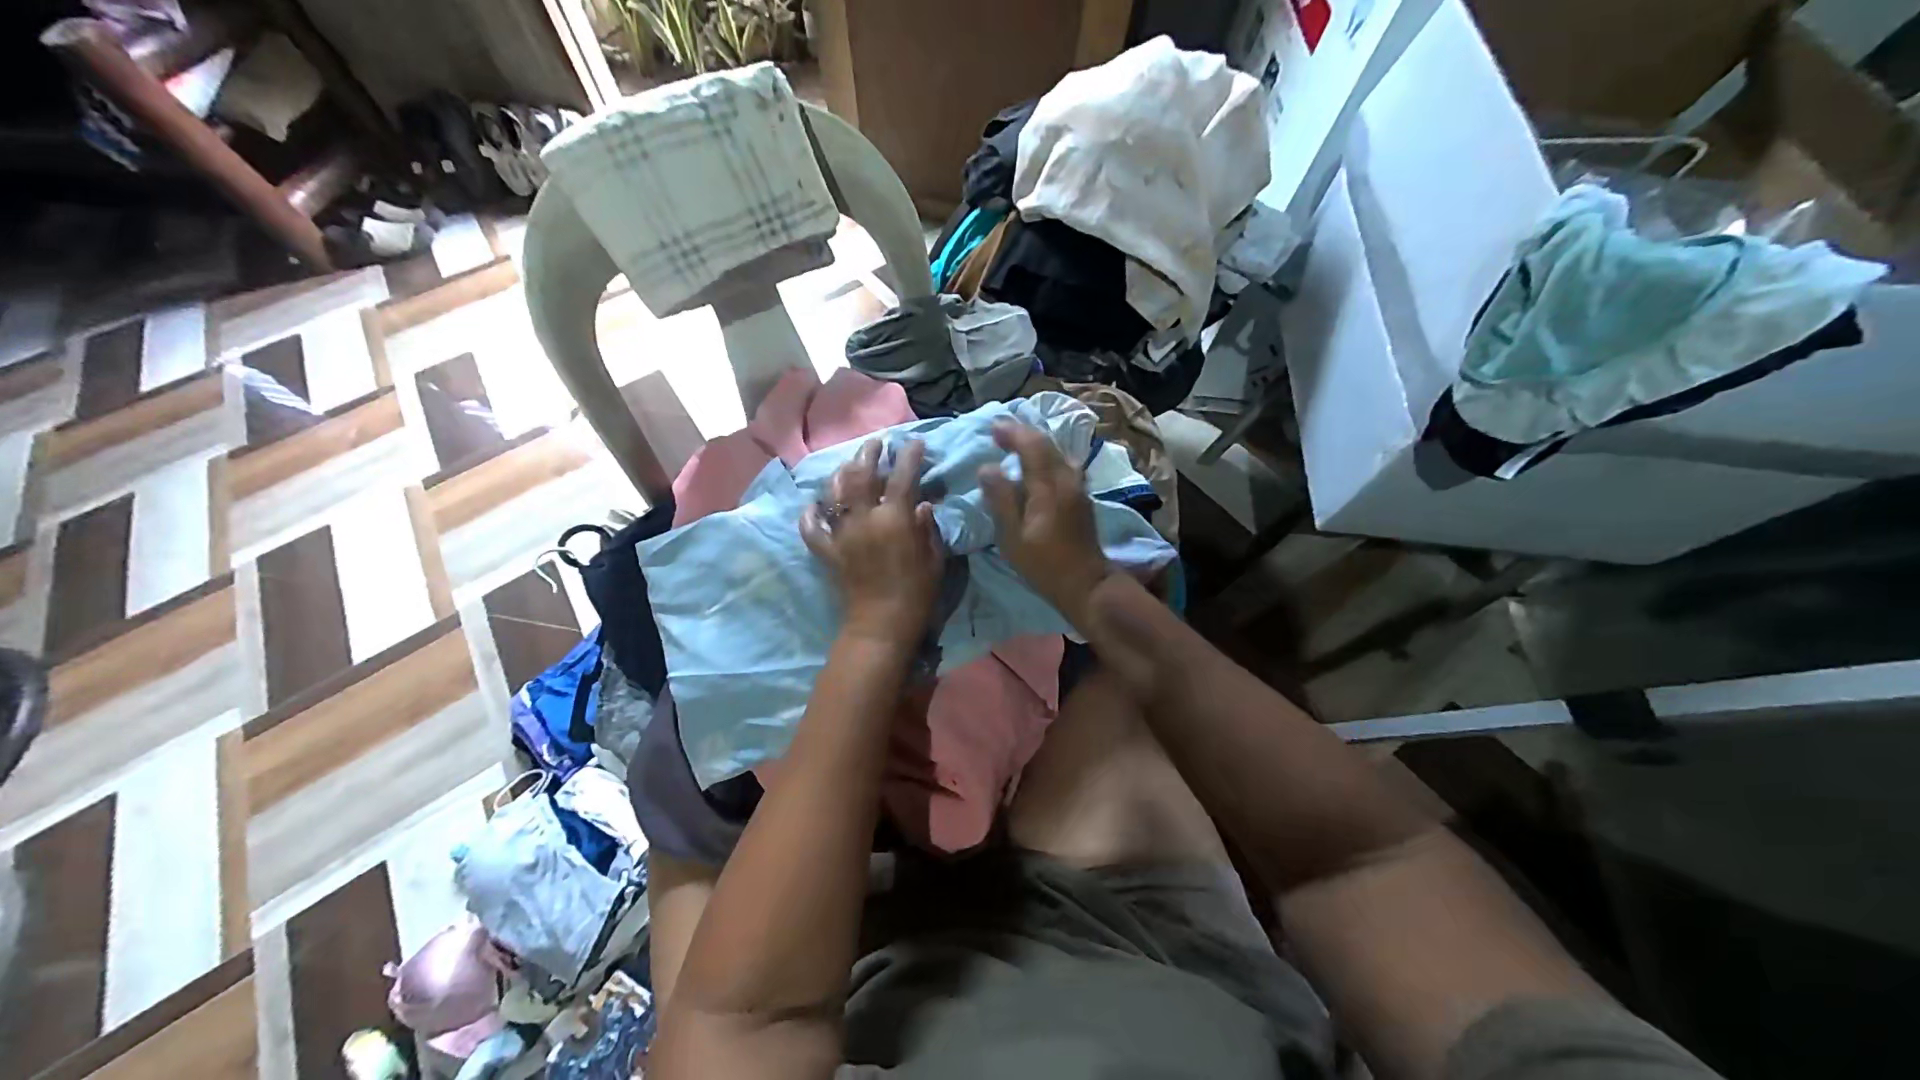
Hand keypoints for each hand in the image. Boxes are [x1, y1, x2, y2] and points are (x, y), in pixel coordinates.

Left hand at [802, 439, 943, 643]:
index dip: (909, 456)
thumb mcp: (934, 559)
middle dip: (869, 454)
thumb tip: (922, 505)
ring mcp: (841, 534)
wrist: (881, 624)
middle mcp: (864, 518)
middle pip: (862, 475)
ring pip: (835, 493)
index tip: (914, 442)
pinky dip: (810, 515)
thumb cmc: (917, 593)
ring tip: (849, 465)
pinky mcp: (827, 552)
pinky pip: (811, 529)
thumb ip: (927, 528)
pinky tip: (813, 505)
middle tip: (876, 443)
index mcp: (894, 518)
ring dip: (842, 474)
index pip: (903, 476)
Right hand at [979, 420, 1112, 627]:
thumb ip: (1001, 498)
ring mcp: (1079, 488)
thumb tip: (987, 468)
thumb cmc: (1044, 564)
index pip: (1032, 444)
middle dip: (1023, 434)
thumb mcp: (1013, 536)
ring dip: (1036, 445)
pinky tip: (1036, 468)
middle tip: (1000, 434)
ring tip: (1015, 448)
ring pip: (1058, 453)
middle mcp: (1068, 479)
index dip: (1012, 432)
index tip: (992, 428)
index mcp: (1049, 485)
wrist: (1087, 584)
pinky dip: (1047, 458)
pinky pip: (1064, 465)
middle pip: (1047, 444)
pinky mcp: (1082, 498)